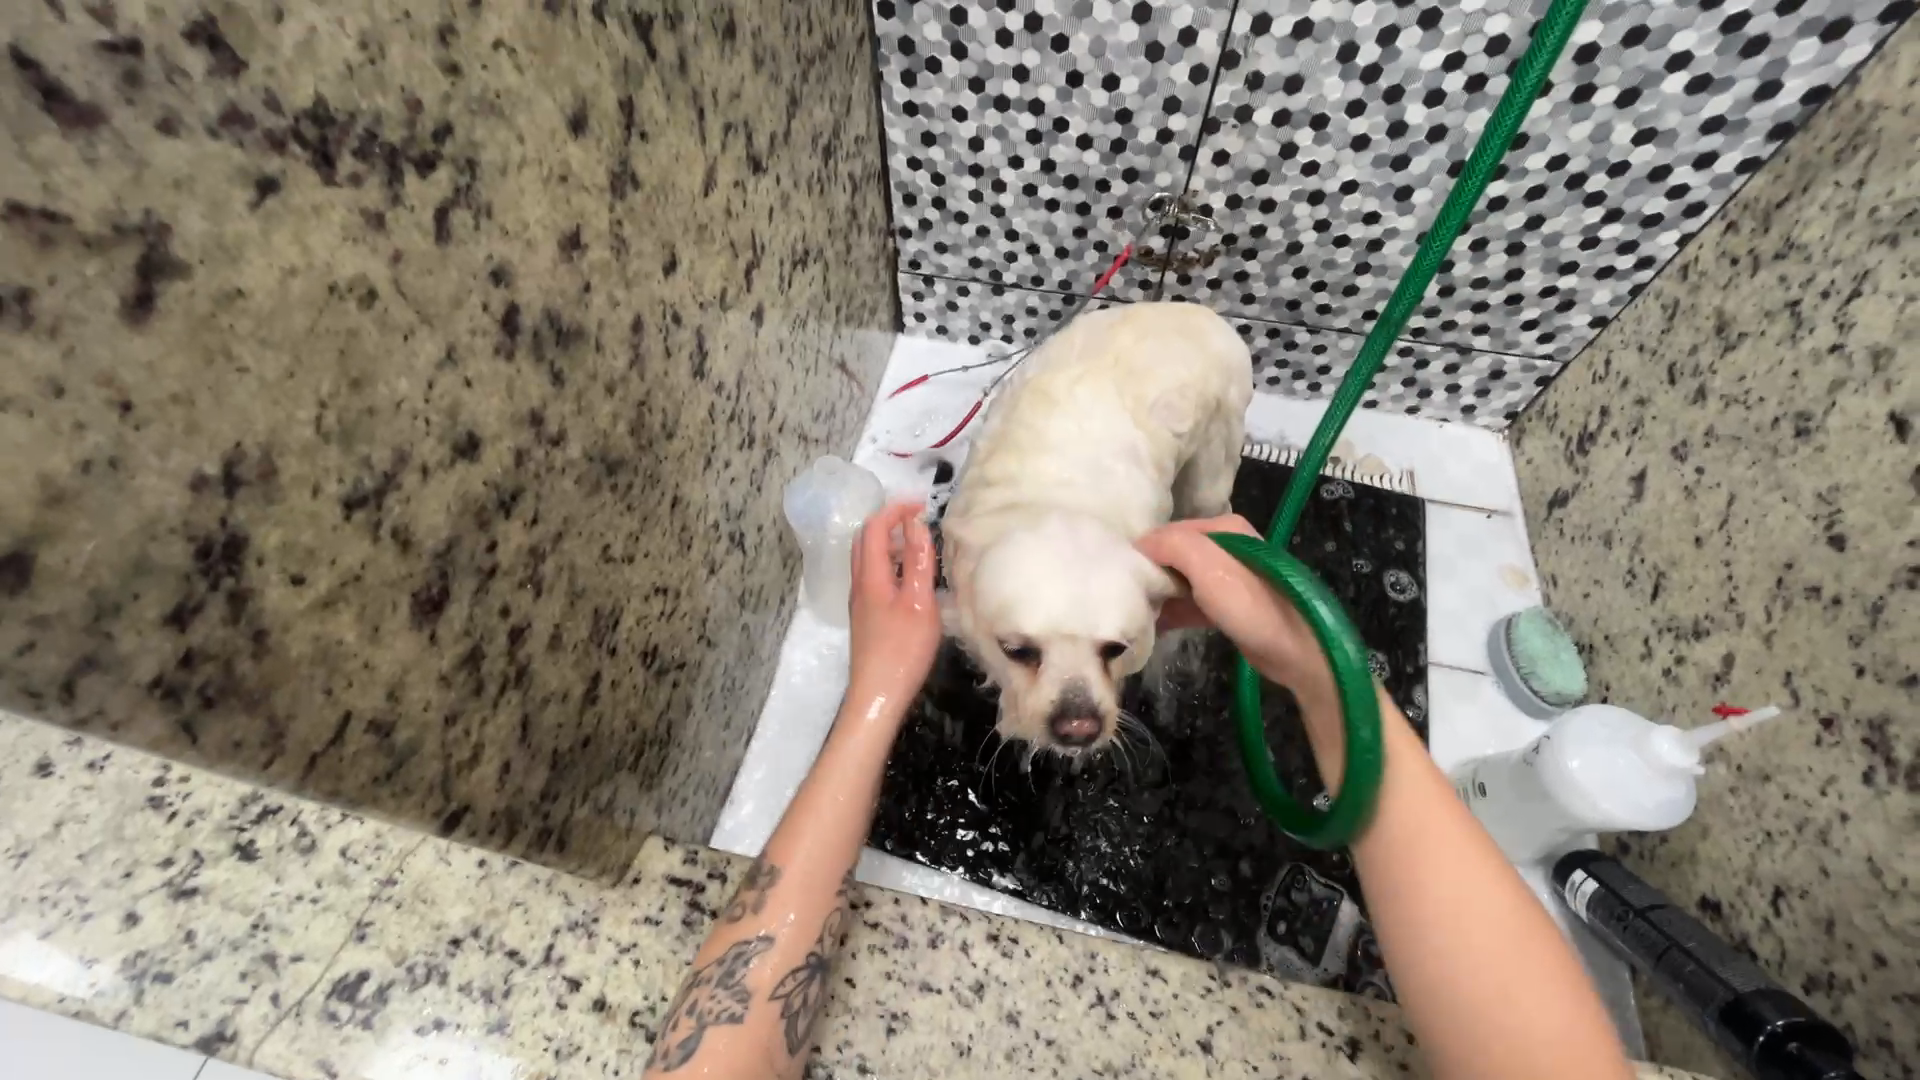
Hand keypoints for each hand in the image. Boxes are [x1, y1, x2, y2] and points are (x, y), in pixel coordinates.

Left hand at [844, 501, 940, 723]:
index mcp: (871, 576)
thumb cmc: (903, 650)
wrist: (878, 695)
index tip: (922, 504)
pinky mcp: (866, 616)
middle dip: (889, 521)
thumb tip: (916, 524)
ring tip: (919, 544)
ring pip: (868, 559)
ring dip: (890, 543)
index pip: (875, 528)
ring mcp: (860, 602)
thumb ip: (919, 562)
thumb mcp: (920, 603)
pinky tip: (911, 578)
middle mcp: (860, 584)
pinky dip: (891, 563)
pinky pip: (874, 576)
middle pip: (865, 540)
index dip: (895, 510)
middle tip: (918, 519)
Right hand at [1135, 515, 1338, 712]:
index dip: (1144, 552)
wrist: (1298, 652)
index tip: (1122, 576)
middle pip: (1173, 555)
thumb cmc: (1252, 606)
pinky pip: (1192, 601)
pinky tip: (1156, 626)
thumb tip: (1140, 546)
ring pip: (1180, 579)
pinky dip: (1175, 611)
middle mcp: (1225, 545)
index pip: (1167, 531)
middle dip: (1150, 574)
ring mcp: (1229, 576)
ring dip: (1160, 595)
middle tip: (1127, 597)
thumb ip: (1173, 546)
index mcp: (1223, 527)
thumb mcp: (1209, 568)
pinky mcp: (1230, 604)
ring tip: (1137, 613)